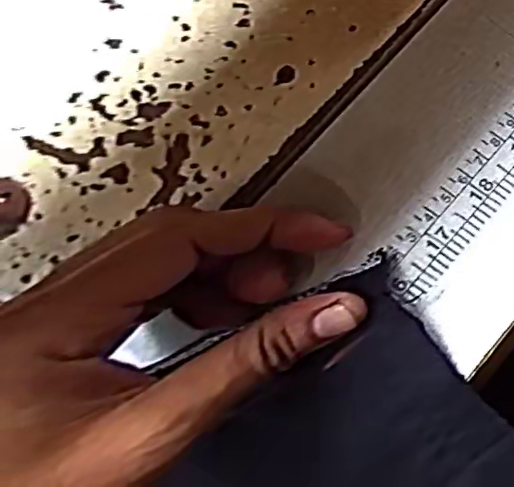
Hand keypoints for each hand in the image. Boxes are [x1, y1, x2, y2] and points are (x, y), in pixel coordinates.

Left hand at [0, 205, 367, 485]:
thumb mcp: (149, 434)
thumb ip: (251, 362)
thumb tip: (336, 311)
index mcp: (43, 324)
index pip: (186, 234)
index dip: (270, 226)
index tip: (325, 236)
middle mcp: (28, 317)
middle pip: (169, 238)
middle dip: (249, 248)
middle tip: (294, 275)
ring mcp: (27, 332)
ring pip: (151, 261)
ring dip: (223, 270)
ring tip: (259, 303)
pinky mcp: (35, 349)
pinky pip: (129, 290)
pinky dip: (191, 292)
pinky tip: (212, 320)